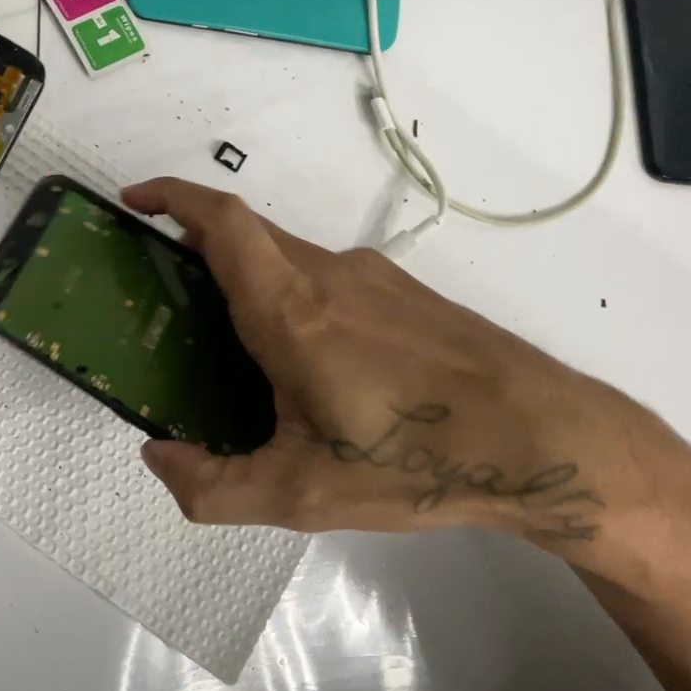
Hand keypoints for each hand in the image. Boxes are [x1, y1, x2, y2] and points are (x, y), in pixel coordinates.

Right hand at [120, 177, 668, 546]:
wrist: (556, 446)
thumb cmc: (420, 464)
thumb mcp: (301, 495)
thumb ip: (212, 485)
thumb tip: (156, 456)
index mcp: (291, 311)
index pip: (222, 222)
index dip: (172, 195)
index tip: (133, 198)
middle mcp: (327, 276)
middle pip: (245, 235)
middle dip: (193, 247)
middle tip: (165, 296)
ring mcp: (372, 278)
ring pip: (285, 258)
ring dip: (243, 277)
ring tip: (234, 348)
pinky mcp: (405, 292)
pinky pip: (324, 276)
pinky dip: (289, 295)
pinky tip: (310, 365)